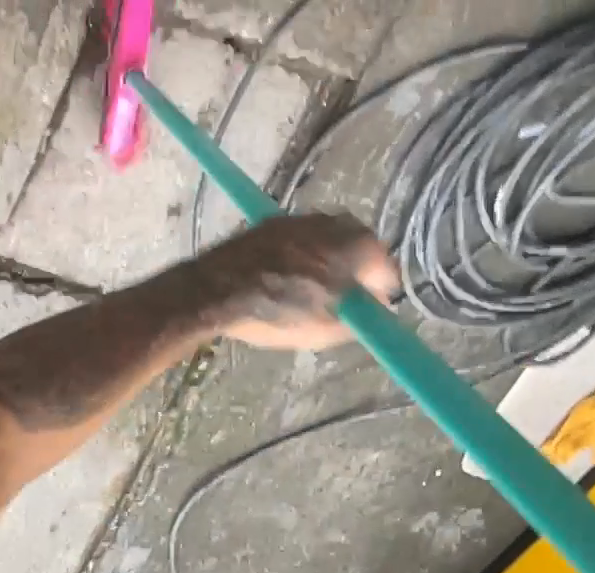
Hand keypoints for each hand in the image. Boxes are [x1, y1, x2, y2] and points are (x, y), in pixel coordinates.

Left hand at [189, 213, 400, 350]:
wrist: (210, 290)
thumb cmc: (273, 310)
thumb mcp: (324, 331)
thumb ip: (359, 322)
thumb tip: (370, 315)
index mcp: (361, 243)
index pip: (385, 272)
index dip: (375, 297)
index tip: (363, 314)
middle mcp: (335, 222)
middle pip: (354, 254)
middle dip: (347, 278)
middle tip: (329, 305)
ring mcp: (298, 219)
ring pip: (322, 247)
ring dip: (317, 267)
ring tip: (297, 295)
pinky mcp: (266, 225)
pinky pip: (290, 246)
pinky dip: (288, 262)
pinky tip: (273, 282)